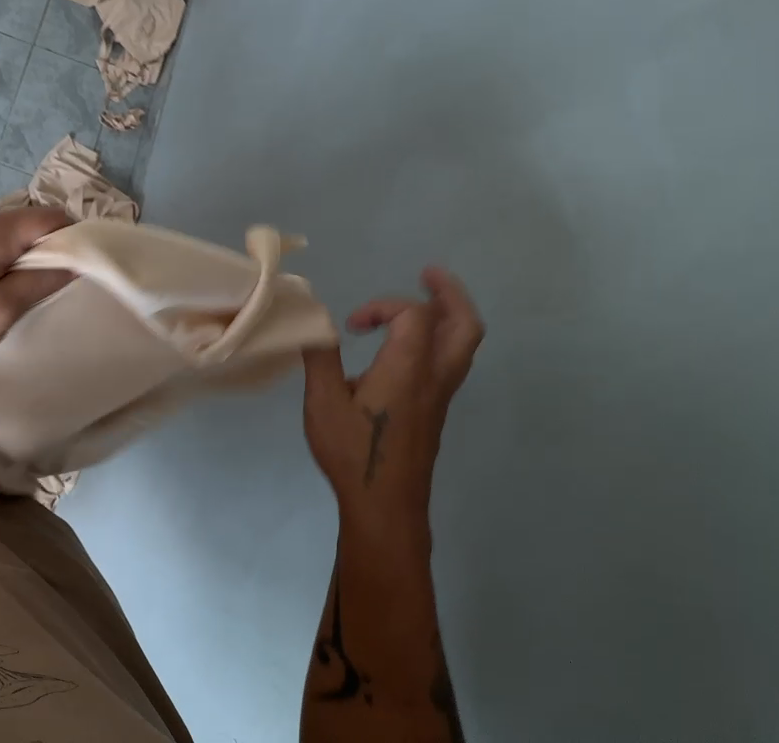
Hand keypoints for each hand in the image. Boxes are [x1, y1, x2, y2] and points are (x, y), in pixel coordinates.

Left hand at [0, 206, 74, 377]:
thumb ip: (37, 283)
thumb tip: (74, 263)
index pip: (51, 217)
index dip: (76, 239)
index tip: (88, 268)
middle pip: (26, 222)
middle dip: (48, 249)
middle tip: (57, 286)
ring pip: (3, 233)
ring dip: (20, 256)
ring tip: (25, 292)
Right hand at [302, 267, 483, 527]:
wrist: (386, 504)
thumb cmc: (353, 453)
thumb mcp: (322, 403)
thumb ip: (320, 357)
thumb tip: (314, 320)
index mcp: (408, 370)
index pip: (413, 315)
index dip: (381, 306)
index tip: (349, 325)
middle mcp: (434, 378)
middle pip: (464, 326)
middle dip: (449, 294)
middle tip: (427, 273)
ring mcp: (439, 395)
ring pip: (463, 344)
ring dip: (448, 314)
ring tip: (423, 298)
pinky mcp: (434, 409)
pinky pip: (450, 360)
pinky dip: (438, 337)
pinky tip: (406, 344)